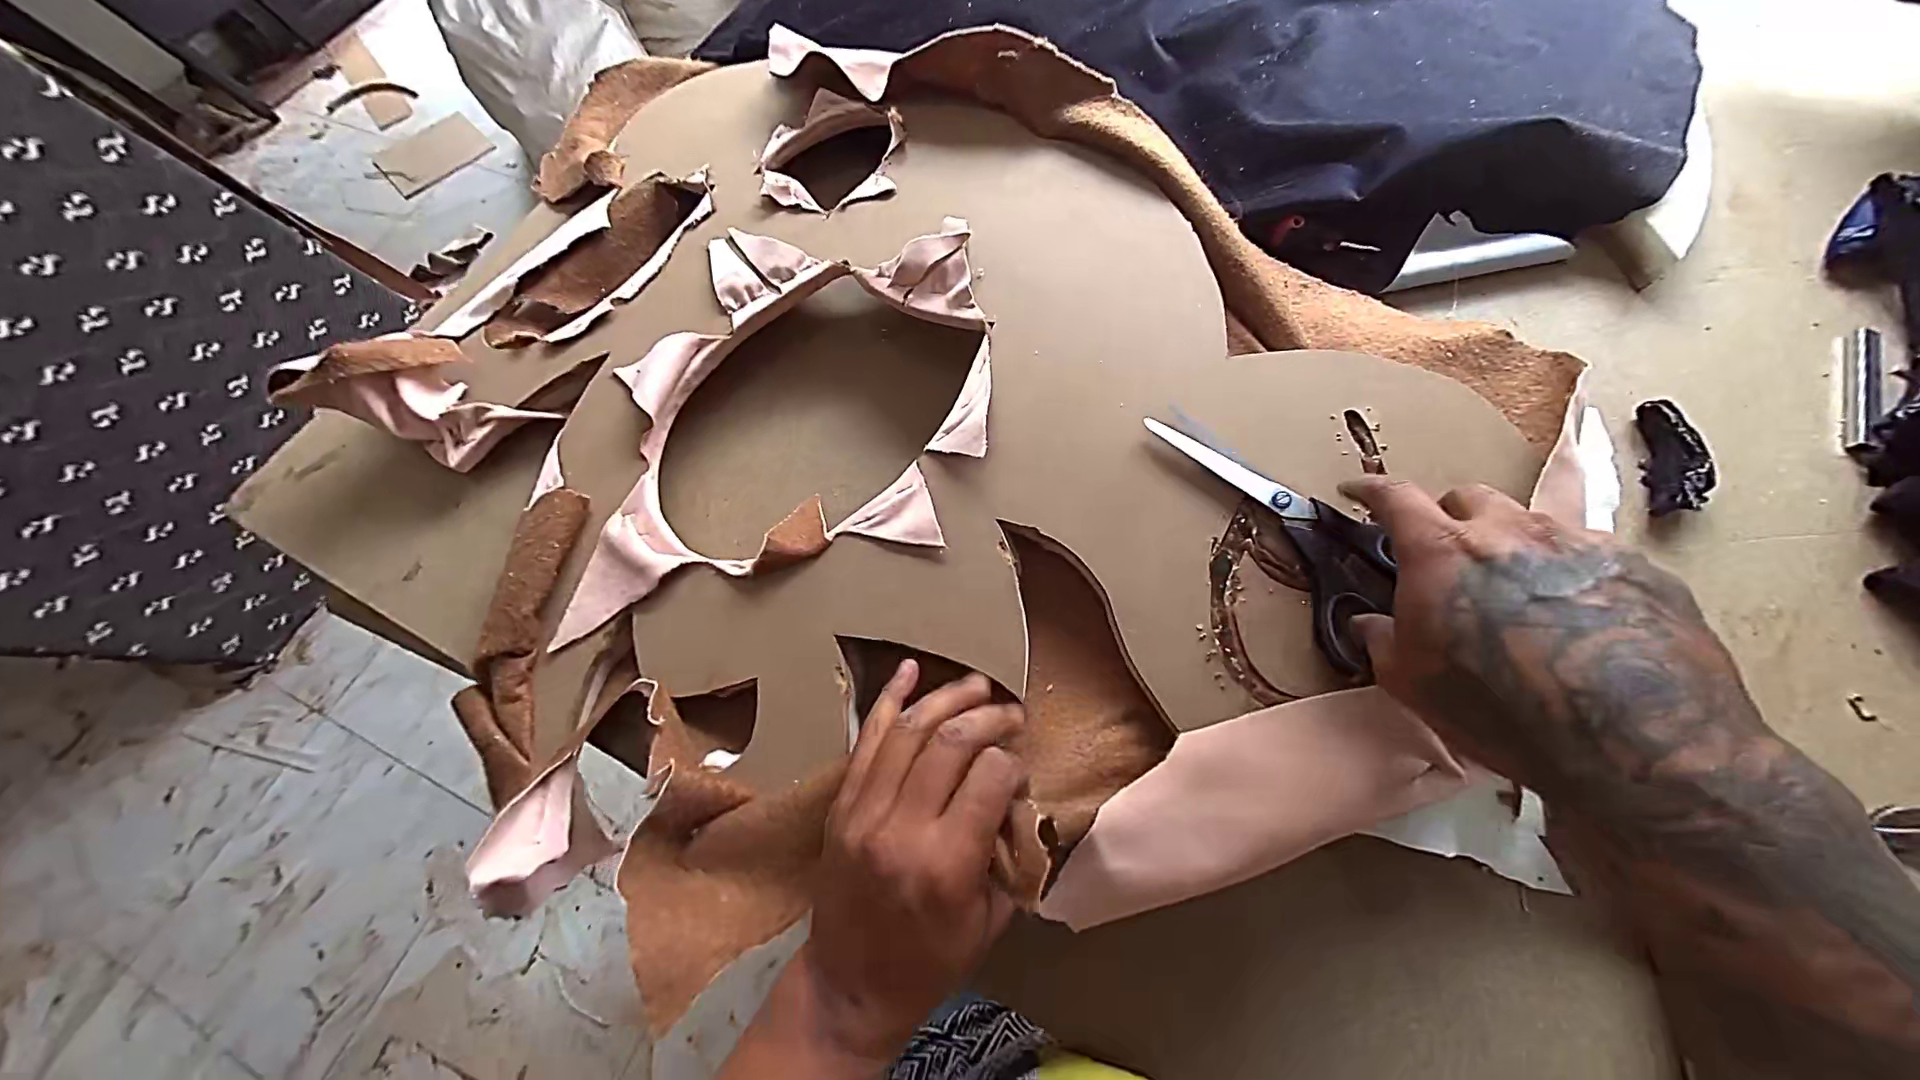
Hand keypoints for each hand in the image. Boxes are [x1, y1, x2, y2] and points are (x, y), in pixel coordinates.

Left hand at [797, 661, 1028, 1067]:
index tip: (1020, 767)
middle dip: (989, 717)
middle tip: (1011, 714)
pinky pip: (866, 739)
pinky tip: (910, 670)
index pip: (991, 777)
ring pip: (910, 730)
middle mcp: (901, 827)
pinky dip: (890, 700)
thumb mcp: (990, 920)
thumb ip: (1009, 852)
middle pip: (951, 742)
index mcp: (945, 864)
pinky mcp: (841, 804)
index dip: (1014, 761)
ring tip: (977, 685)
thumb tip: (1018, 795)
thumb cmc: (929, 963)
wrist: (848, 986)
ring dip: (948, 698)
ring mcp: (863, 811)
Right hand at [1338, 477, 1764, 801]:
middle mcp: (1510, 532)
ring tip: (1509, 581)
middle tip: (1440, 550)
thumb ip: (1381, 640)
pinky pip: (1588, 552)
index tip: (1357, 489)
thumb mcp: (1410, 682)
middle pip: (1468, 496)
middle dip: (1446, 515)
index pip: (1395, 497)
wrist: (1638, 748)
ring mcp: (1581, 545)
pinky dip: (1563, 568)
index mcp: (1442, 552)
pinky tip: (1570, 611)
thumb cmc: (1500, 711)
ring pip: (1531, 518)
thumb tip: (1369, 623)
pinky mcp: (1642, 569)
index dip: (1370, 489)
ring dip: (1507, 540)